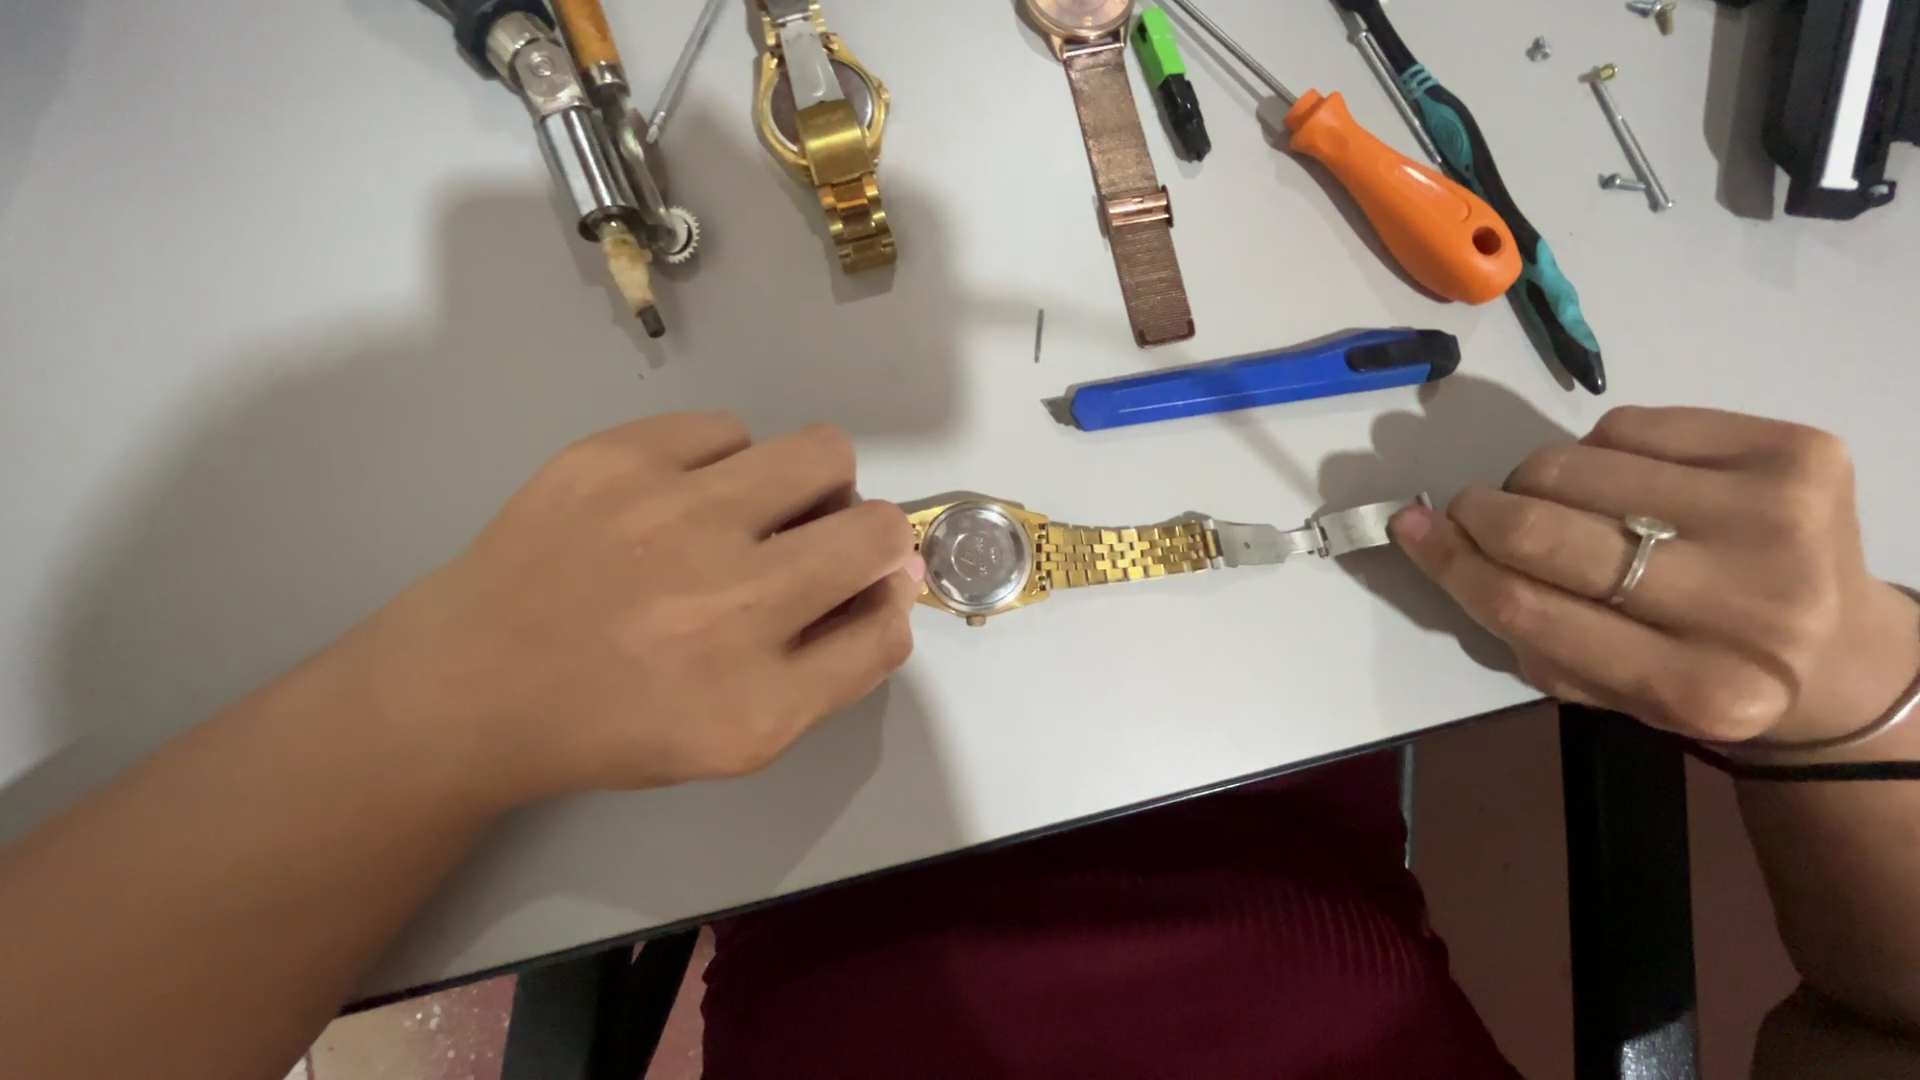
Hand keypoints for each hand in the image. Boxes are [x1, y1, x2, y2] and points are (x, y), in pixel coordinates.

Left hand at [348, 413, 923, 803]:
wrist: (470, 683)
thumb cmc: (618, 720)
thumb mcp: (741, 735)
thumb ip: (839, 666)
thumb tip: (896, 574)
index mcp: (755, 696)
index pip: (890, 624)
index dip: (888, 600)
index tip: (857, 592)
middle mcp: (726, 602)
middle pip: (880, 527)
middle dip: (869, 535)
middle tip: (810, 548)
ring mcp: (668, 515)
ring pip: (822, 452)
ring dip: (809, 487)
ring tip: (750, 515)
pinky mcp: (613, 456)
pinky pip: (730, 428)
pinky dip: (728, 463)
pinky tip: (682, 498)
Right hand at [1392, 407, 1919, 745]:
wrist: (1845, 657)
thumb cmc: (1689, 673)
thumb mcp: (1592, 684)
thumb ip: (1510, 619)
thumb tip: (1426, 531)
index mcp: (1692, 687)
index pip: (1521, 605)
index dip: (1447, 561)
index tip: (1407, 528)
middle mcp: (1748, 605)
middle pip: (1540, 531)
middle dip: (1478, 512)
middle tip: (1471, 512)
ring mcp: (1781, 519)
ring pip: (1573, 467)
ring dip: (1535, 481)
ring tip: (1561, 505)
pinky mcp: (1800, 453)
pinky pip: (1629, 426)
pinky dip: (1597, 450)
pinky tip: (1626, 482)